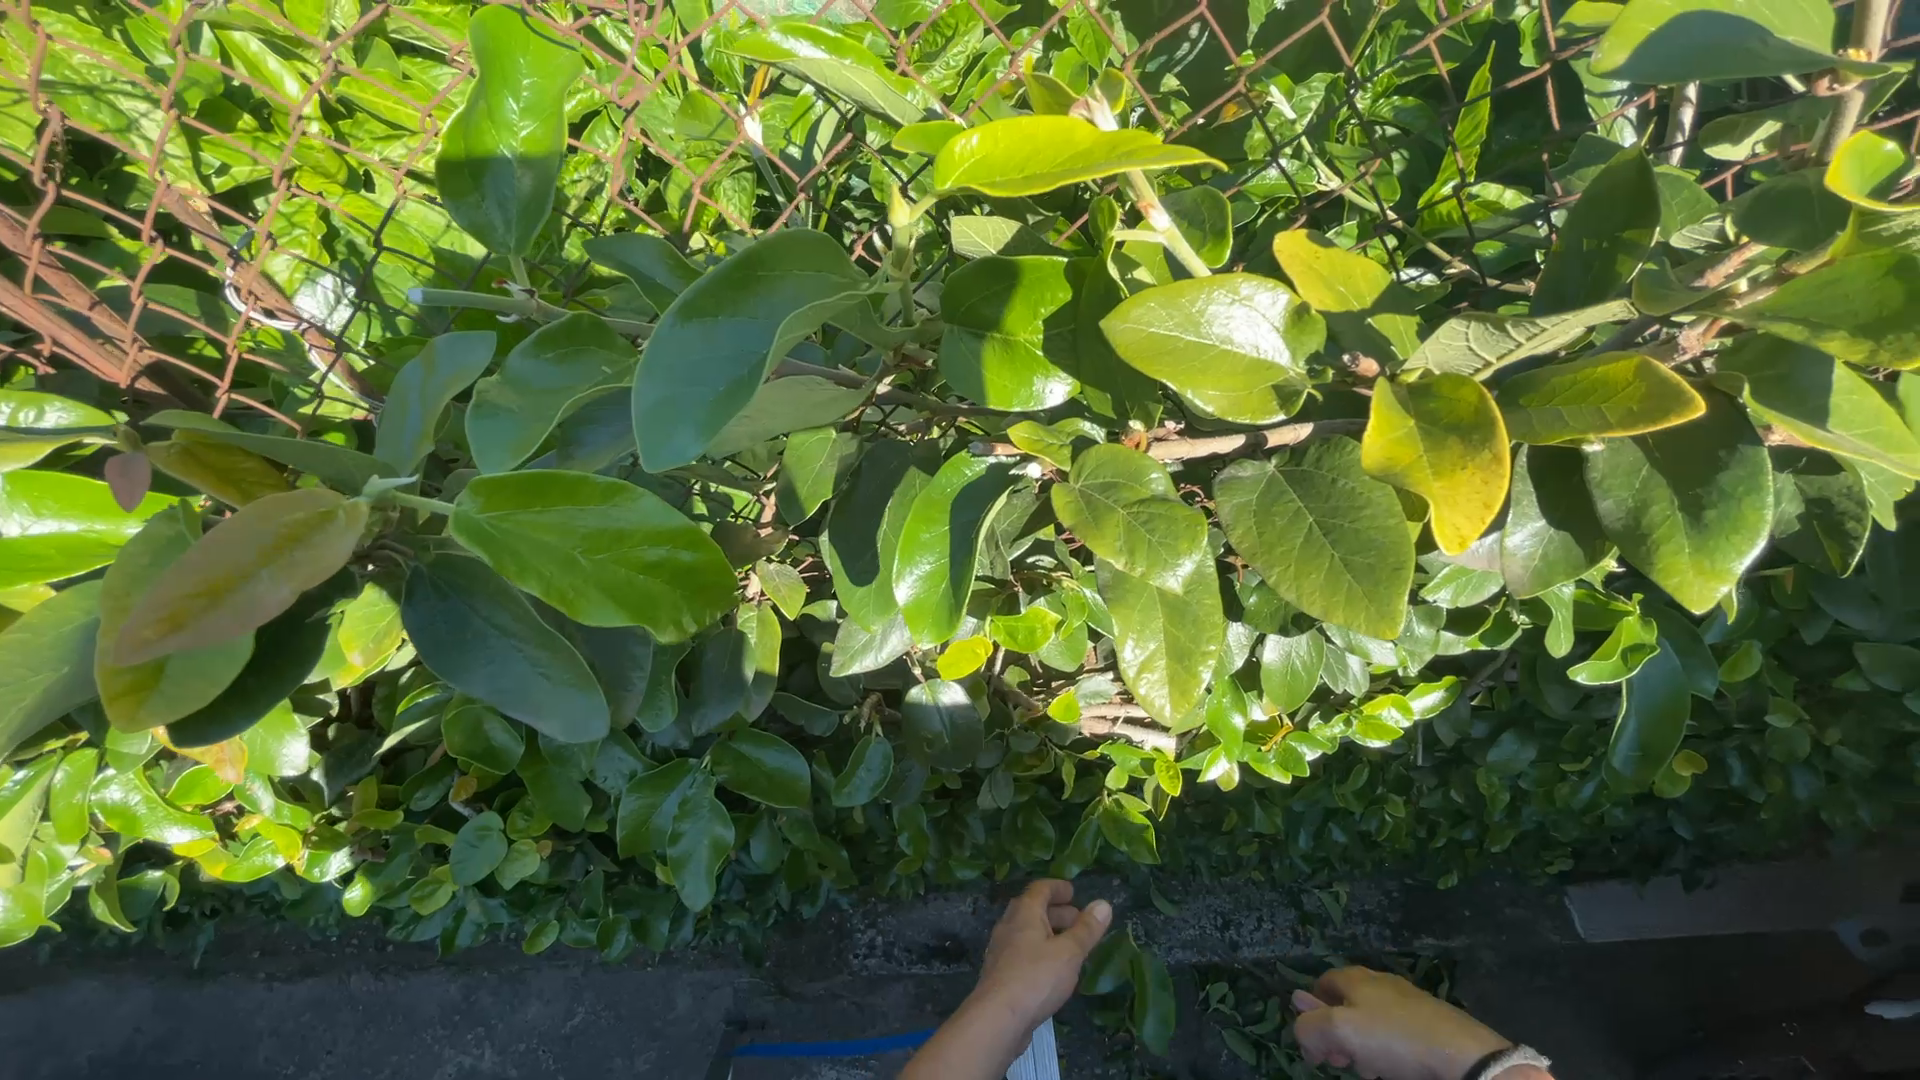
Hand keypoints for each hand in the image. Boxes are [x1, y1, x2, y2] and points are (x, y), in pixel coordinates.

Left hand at [901, 880, 1111, 1079]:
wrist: (997, 1018)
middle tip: (1078, 920)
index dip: (1057, 888)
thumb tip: (1103, 903)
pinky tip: (1052, 970)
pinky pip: (1022, 952)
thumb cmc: (1036, 978)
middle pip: (1032, 909)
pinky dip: (1039, 951)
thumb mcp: (1069, 952)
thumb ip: (1086, 929)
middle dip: (1056, 911)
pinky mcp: (1001, 973)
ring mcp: (1002, 950)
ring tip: (1070, 945)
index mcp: (1024, 913)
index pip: (1040, 889)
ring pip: (1027, 932)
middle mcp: (1009, 925)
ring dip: (1048, 932)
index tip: (1073, 892)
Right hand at [1291, 967, 1512, 1079]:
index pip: (1319, 985)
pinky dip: (1390, 1056)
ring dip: (1363, 1050)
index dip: (1310, 1014)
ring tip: (1371, 1073)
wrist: (1465, 1058)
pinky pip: (1398, 1039)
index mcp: (1354, 977)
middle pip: (1346, 1008)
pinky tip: (1396, 1072)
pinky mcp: (1432, 1026)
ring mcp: (1409, 1004)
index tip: (1317, 1048)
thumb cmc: (1395, 1038)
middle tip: (1343, 1063)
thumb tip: (1301, 1033)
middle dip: (1338, 1037)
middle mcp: (1379, 984)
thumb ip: (1309, 1028)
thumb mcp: (1339, 1031)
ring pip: (1372, 1026)